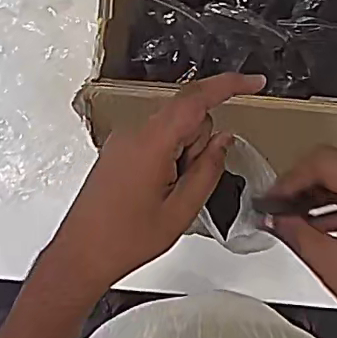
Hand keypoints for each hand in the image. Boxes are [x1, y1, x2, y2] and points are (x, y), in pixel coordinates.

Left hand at [40, 73, 264, 294]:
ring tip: (167, 194)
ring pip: (174, 130)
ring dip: (183, 156)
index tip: (255, 82)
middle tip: (187, 186)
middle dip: (200, 145)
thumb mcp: (182, 209)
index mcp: (151, 143)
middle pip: (187, 117)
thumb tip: (223, 139)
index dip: (229, 85)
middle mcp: (134, 133)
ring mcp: (123, 140)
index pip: (196, 99)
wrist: (81, 256)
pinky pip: (158, 140)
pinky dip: (170, 158)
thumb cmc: (125, 239)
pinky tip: (157, 191)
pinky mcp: (119, 150)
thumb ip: (209, 168)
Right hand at [266, 146, 336, 337]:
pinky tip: (321, 228)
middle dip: (304, 187)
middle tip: (278, 207)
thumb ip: (298, 235)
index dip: (291, 179)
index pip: (325, 162)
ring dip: (322, 198)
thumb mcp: (335, 266)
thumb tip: (277, 219)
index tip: (272, 198)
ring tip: (294, 219)